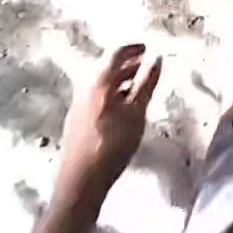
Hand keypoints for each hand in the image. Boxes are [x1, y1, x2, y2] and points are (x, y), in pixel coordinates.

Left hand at [56, 44, 162, 194]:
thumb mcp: (137, 112)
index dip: (133, 48)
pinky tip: (120, 111)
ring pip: (102, 86)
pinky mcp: (75, 124)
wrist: (80, 184)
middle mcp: (85, 89)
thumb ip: (147, 83)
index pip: (116, 54)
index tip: (146, 48)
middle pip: (107, 69)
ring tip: (136, 89)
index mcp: (99, 82)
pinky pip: (96, 99)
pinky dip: (111, 96)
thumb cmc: (113, 144)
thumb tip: (157, 57)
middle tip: (144, 67)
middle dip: (128, 66)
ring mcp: (77, 107)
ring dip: (120, 82)